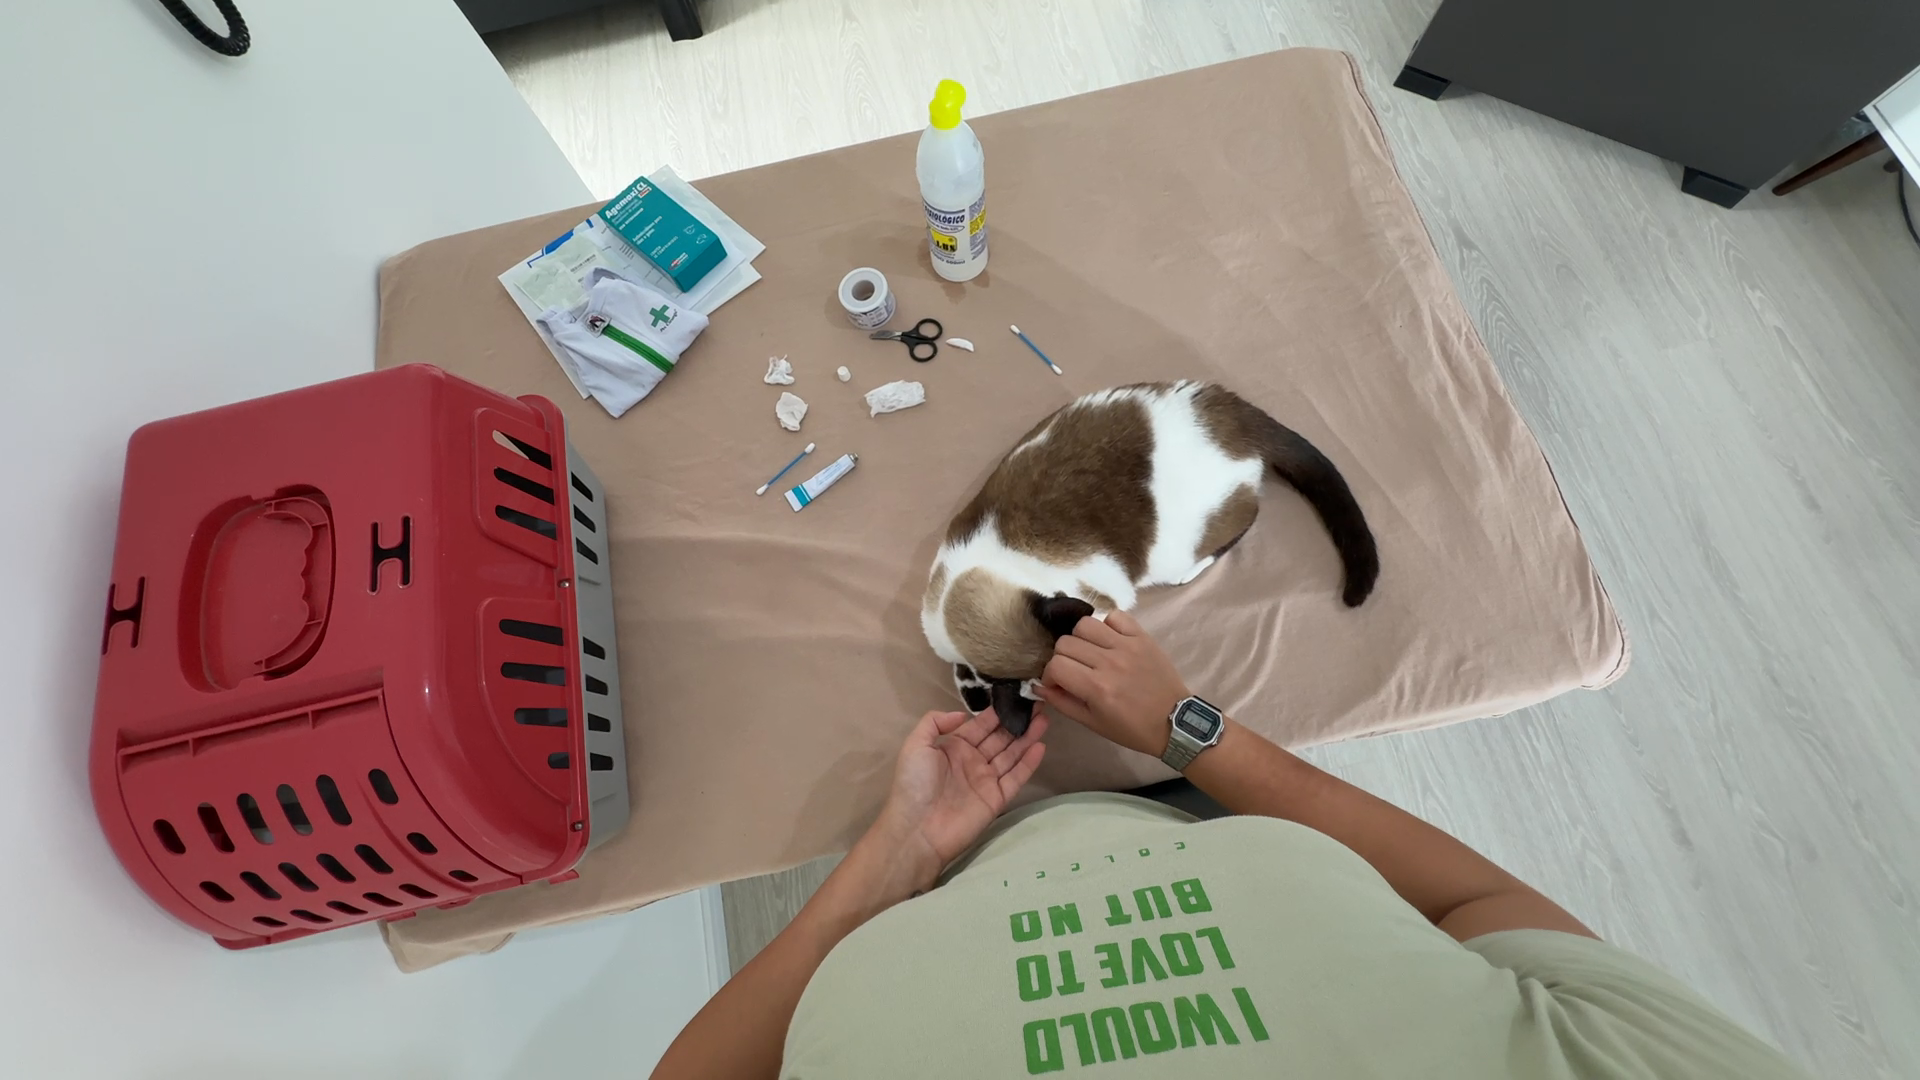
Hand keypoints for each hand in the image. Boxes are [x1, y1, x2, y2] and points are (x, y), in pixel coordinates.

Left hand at [868, 710, 1048, 892]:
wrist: (917, 830)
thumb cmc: (914, 784)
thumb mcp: (916, 745)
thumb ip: (935, 722)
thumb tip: (962, 714)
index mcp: (955, 747)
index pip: (981, 725)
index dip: (998, 712)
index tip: (1015, 696)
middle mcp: (973, 761)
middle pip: (1001, 737)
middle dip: (1018, 721)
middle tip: (1038, 704)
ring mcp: (986, 780)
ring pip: (1012, 754)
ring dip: (1028, 737)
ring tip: (1045, 719)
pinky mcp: (997, 799)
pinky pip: (1016, 778)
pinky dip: (1029, 763)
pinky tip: (1041, 746)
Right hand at [1038, 610, 1189, 757]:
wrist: (1175, 723)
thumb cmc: (1132, 729)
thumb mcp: (1093, 723)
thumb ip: (1062, 702)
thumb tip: (1039, 685)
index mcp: (1097, 688)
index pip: (1056, 665)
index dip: (1050, 674)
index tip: (1058, 682)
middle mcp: (1109, 662)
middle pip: (1066, 642)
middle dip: (1062, 658)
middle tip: (1074, 670)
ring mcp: (1127, 646)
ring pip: (1085, 624)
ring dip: (1080, 638)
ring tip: (1089, 652)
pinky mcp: (1142, 637)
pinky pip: (1115, 616)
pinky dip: (1106, 625)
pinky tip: (1109, 641)